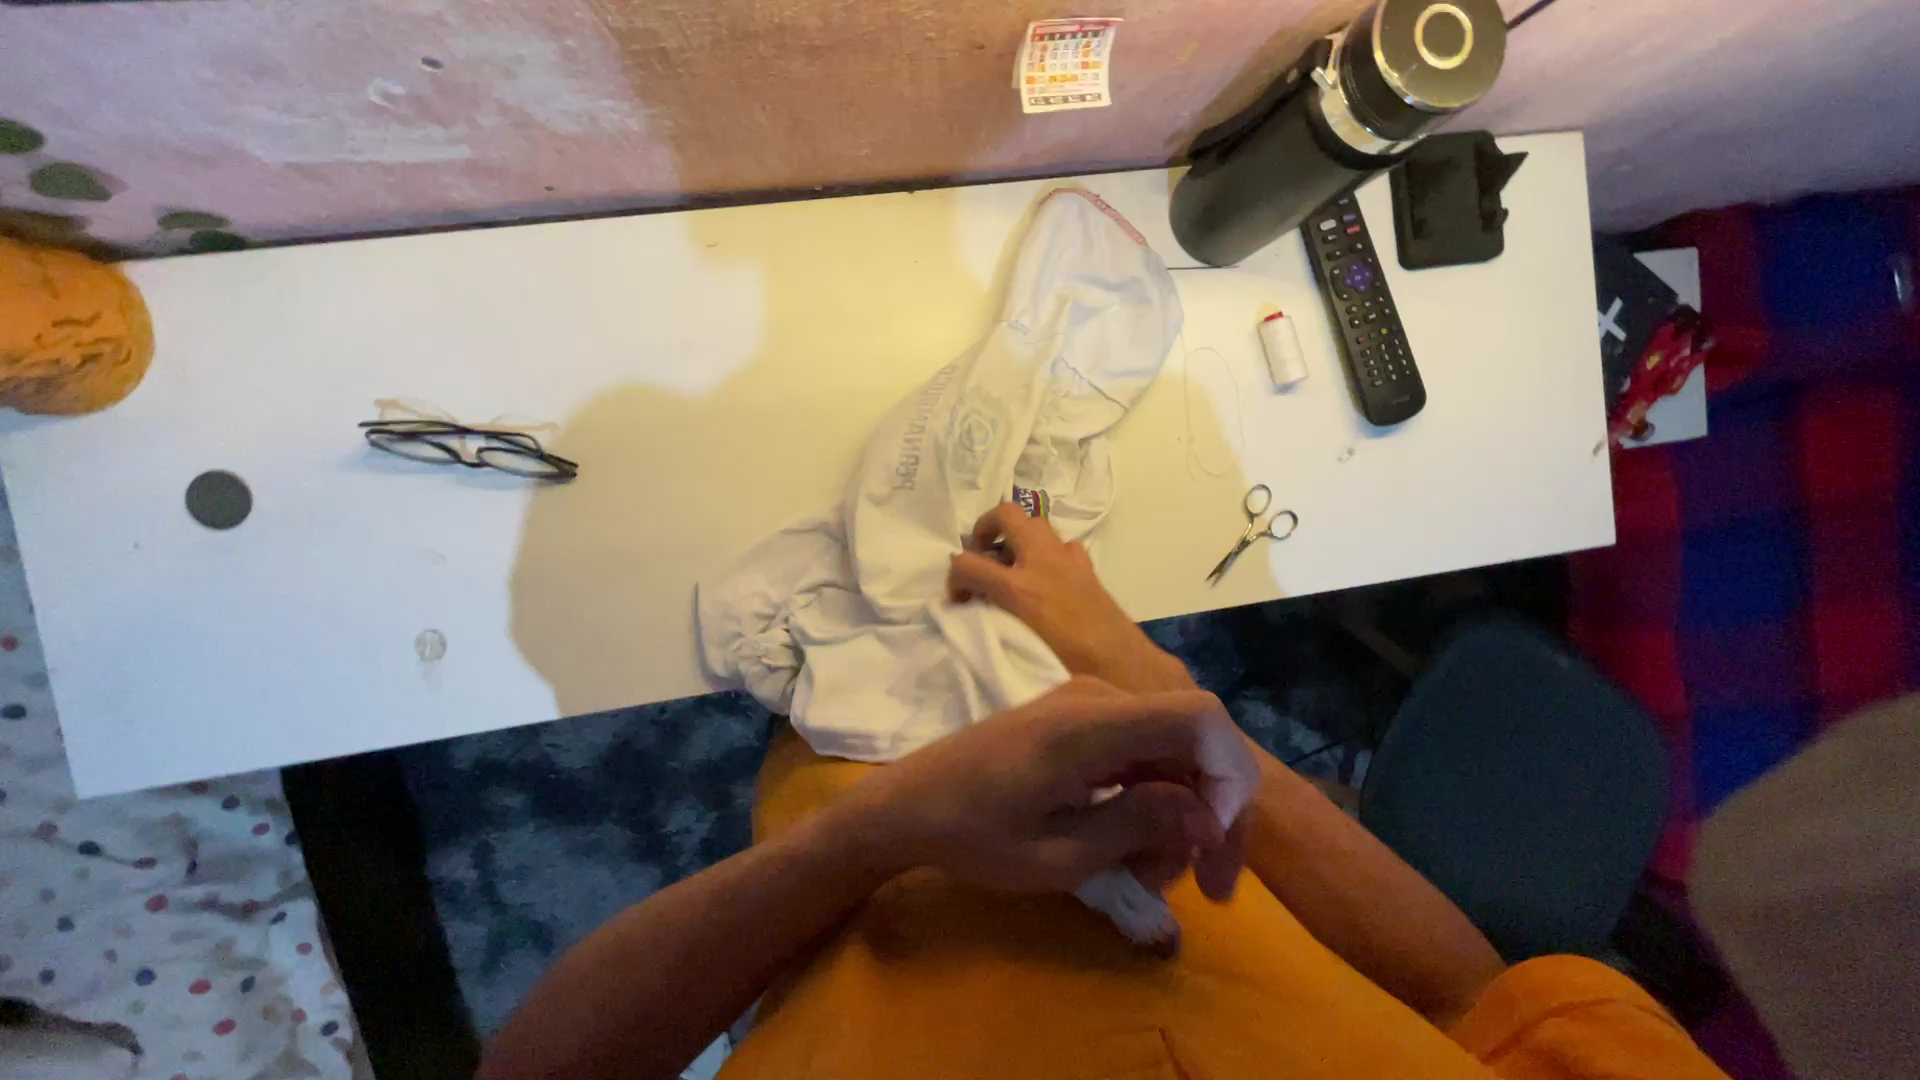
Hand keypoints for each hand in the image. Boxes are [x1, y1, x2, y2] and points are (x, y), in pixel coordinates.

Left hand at [828, 677, 1257, 899]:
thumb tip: (1209, 814)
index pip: (1199, 718)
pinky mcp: (1080, 720)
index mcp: (1090, 724)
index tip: (1217, 844)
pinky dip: (1151, 800)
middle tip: (1206, 887)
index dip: (1231, 776)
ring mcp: (1088, 704)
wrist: (909, 804)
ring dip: (1178, 816)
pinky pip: (1140, 752)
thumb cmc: (972, 835)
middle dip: (1211, 814)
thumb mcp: (1057, 855)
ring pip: (1171, 752)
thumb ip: (1137, 827)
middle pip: (1193, 740)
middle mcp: (1098, 698)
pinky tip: (1131, 849)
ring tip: (1149, 876)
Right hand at [948, 504, 1192, 692]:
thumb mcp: (1016, 645)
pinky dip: (1047, 551)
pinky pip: (1061, 544)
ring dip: (1017, 535)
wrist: (1119, 665)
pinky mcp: (1086, 566)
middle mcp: (1040, 562)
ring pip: (1035, 521)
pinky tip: (1046, 576)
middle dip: (986, 528)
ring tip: (1010, 564)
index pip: (966, 564)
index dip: (953, 578)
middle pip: (1006, 514)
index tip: (958, 598)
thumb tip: (973, 606)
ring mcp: (1067, 559)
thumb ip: (990, 620)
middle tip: (981, 554)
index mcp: (1017, 588)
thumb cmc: (1066, 666)